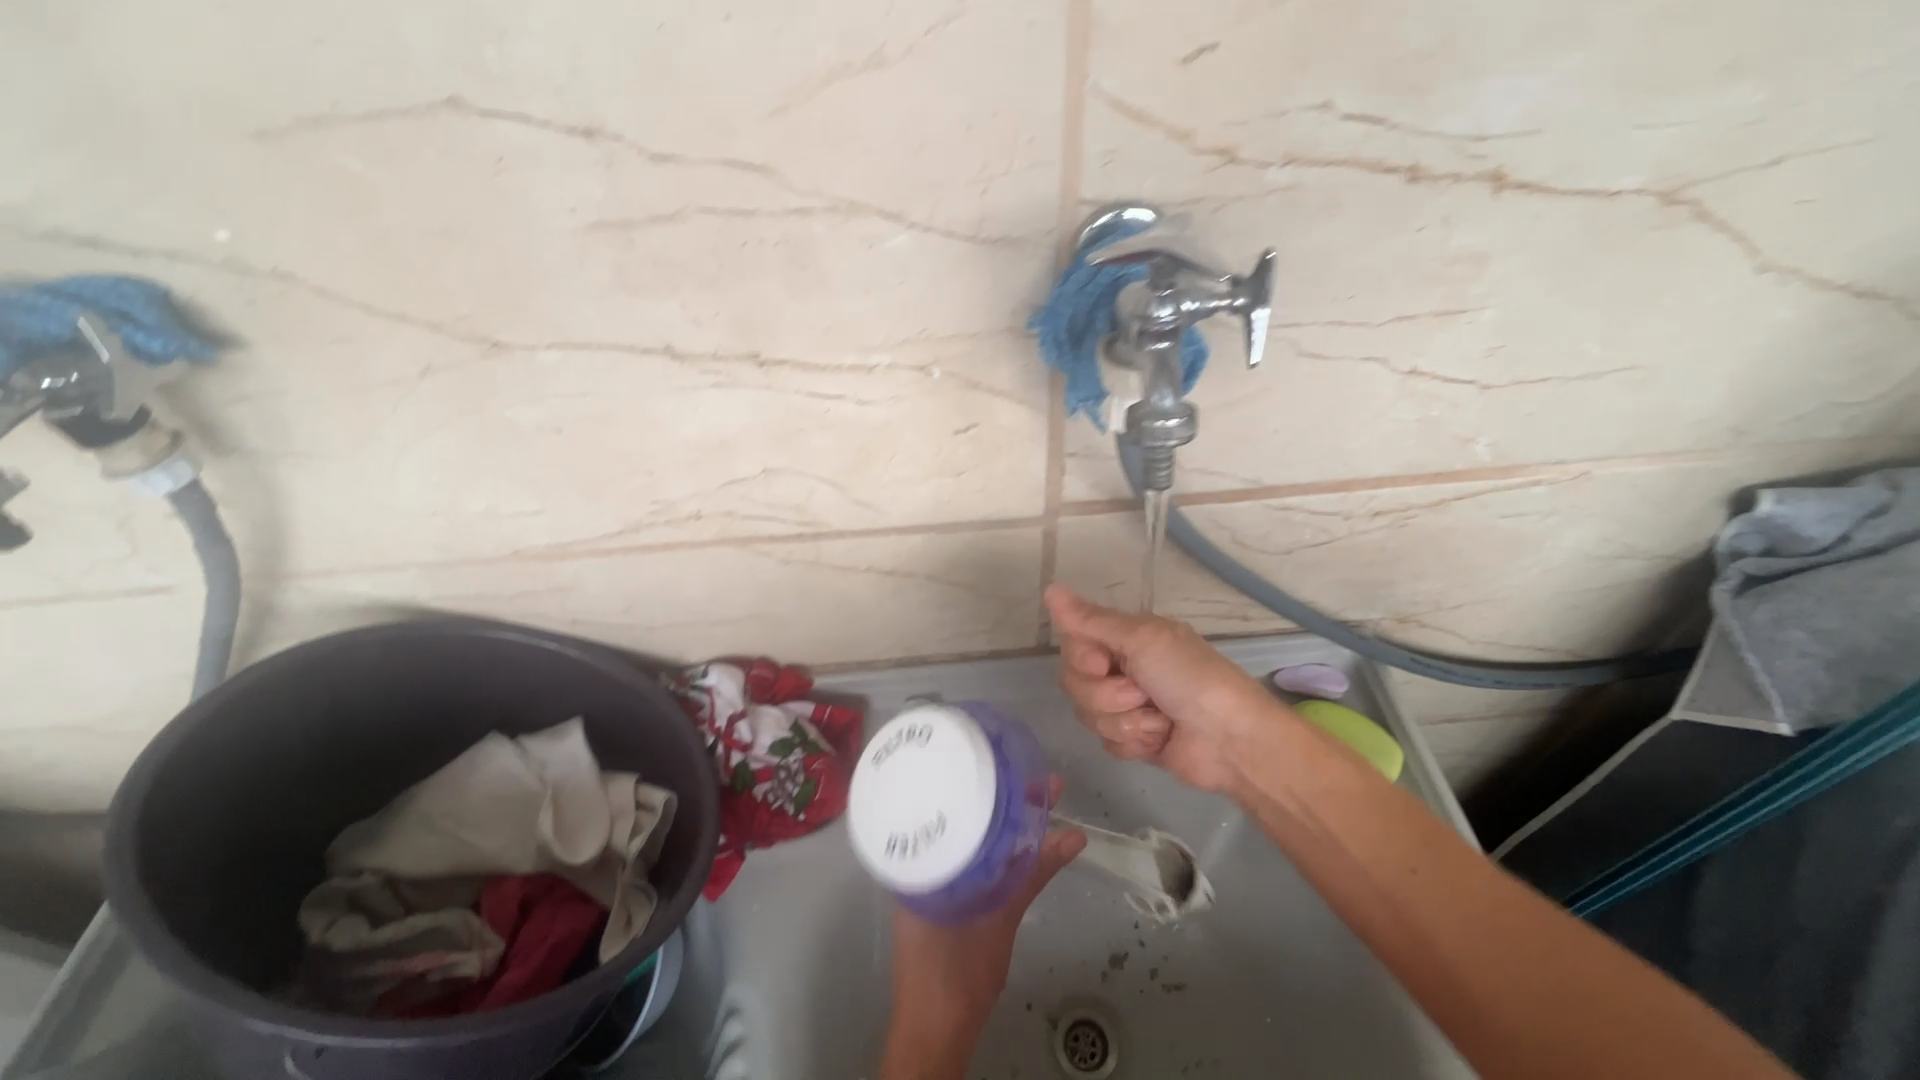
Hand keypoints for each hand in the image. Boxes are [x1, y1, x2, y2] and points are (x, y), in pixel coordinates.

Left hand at [882, 783, 1086, 1079]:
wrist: (938, 1026)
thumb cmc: (954, 971)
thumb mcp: (997, 918)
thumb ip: (1032, 874)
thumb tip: (1073, 835)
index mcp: (918, 860)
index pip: (942, 804)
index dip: (976, 781)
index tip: (1005, 760)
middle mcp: (922, 864)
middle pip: (959, 818)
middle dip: (995, 798)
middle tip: (1031, 775)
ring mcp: (933, 882)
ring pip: (967, 839)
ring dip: (997, 822)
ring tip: (1032, 796)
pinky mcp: (947, 898)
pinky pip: (970, 861)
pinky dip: (994, 848)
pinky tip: (1018, 838)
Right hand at [1045, 584, 1278, 793]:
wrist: (1230, 738)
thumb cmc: (1190, 677)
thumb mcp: (1142, 638)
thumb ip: (1091, 620)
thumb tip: (1050, 589)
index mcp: (1126, 637)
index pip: (1073, 644)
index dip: (1081, 658)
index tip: (1104, 663)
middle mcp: (1122, 667)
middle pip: (1074, 682)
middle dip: (1104, 695)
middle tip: (1140, 694)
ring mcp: (1127, 707)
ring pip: (1088, 715)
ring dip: (1124, 720)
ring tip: (1158, 720)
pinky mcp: (1134, 740)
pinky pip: (1106, 742)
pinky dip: (1133, 742)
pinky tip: (1159, 740)